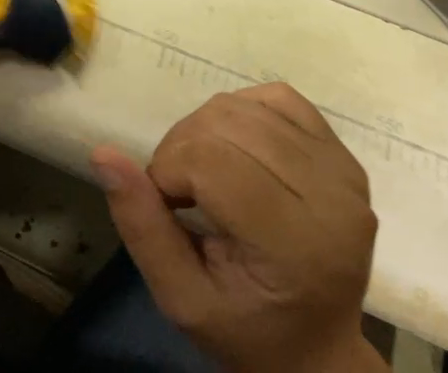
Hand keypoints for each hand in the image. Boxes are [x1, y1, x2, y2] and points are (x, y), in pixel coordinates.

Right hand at [92, 84, 383, 372]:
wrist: (315, 349)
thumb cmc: (243, 329)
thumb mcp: (178, 297)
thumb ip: (141, 226)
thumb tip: (103, 154)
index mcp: (296, 245)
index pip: (211, 160)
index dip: (167, 171)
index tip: (167, 207)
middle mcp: (332, 200)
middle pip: (225, 125)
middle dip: (180, 149)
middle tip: (179, 195)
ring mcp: (344, 174)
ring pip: (243, 107)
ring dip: (203, 130)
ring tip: (204, 175)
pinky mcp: (344, 157)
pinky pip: (278, 99)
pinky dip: (240, 111)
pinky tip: (234, 150)